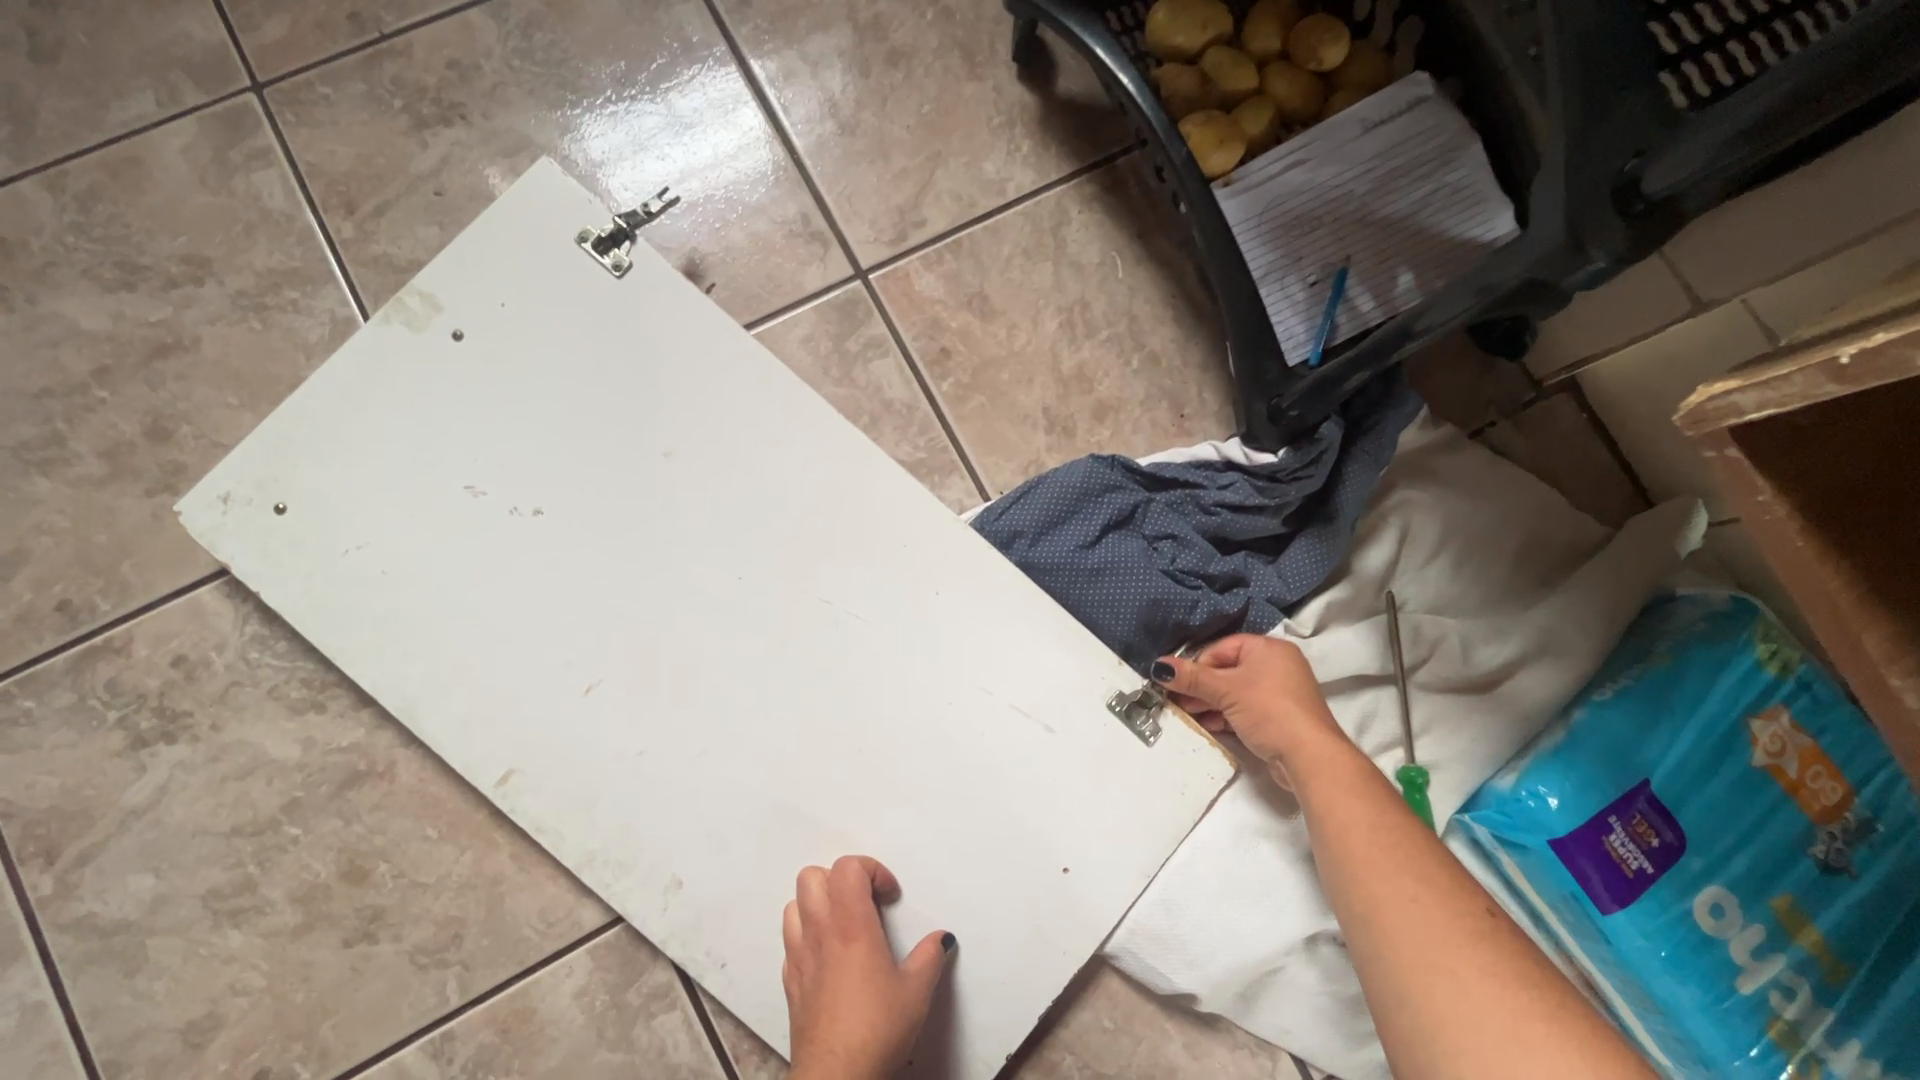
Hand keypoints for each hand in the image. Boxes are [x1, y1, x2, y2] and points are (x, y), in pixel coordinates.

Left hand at [784, 856, 953, 1079]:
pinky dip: (808, 935)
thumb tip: (941, 939)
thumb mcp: (916, 992)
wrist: (836, 1078)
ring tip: (846, 925)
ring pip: (794, 904)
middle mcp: (819, 933)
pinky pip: (790, 940)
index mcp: (850, 926)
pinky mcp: (790, 981)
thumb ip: (930, 957)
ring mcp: (798, 956)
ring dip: (818, 904)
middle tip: (866, 903)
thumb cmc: (877, 1030)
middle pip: (812, 876)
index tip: (890, 897)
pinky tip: (831, 958)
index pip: (847, 867)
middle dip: (840, 879)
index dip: (871, 869)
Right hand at [1152, 634, 1354, 785]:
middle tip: (1177, 702)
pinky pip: (1244, 710)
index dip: (1198, 664)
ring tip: (1188, 716)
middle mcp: (1276, 666)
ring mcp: (1278, 693)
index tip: (1179, 683)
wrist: (1309, 757)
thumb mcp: (1226, 690)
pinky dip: (1225, 716)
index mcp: (1268, 649)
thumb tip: (1158, 665)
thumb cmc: (1268, 710)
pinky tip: (1208, 726)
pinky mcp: (1278, 718)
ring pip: (1234, 693)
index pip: (1222, 648)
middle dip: (1200, 687)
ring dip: (1209, 704)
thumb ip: (1191, 677)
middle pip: (1227, 670)